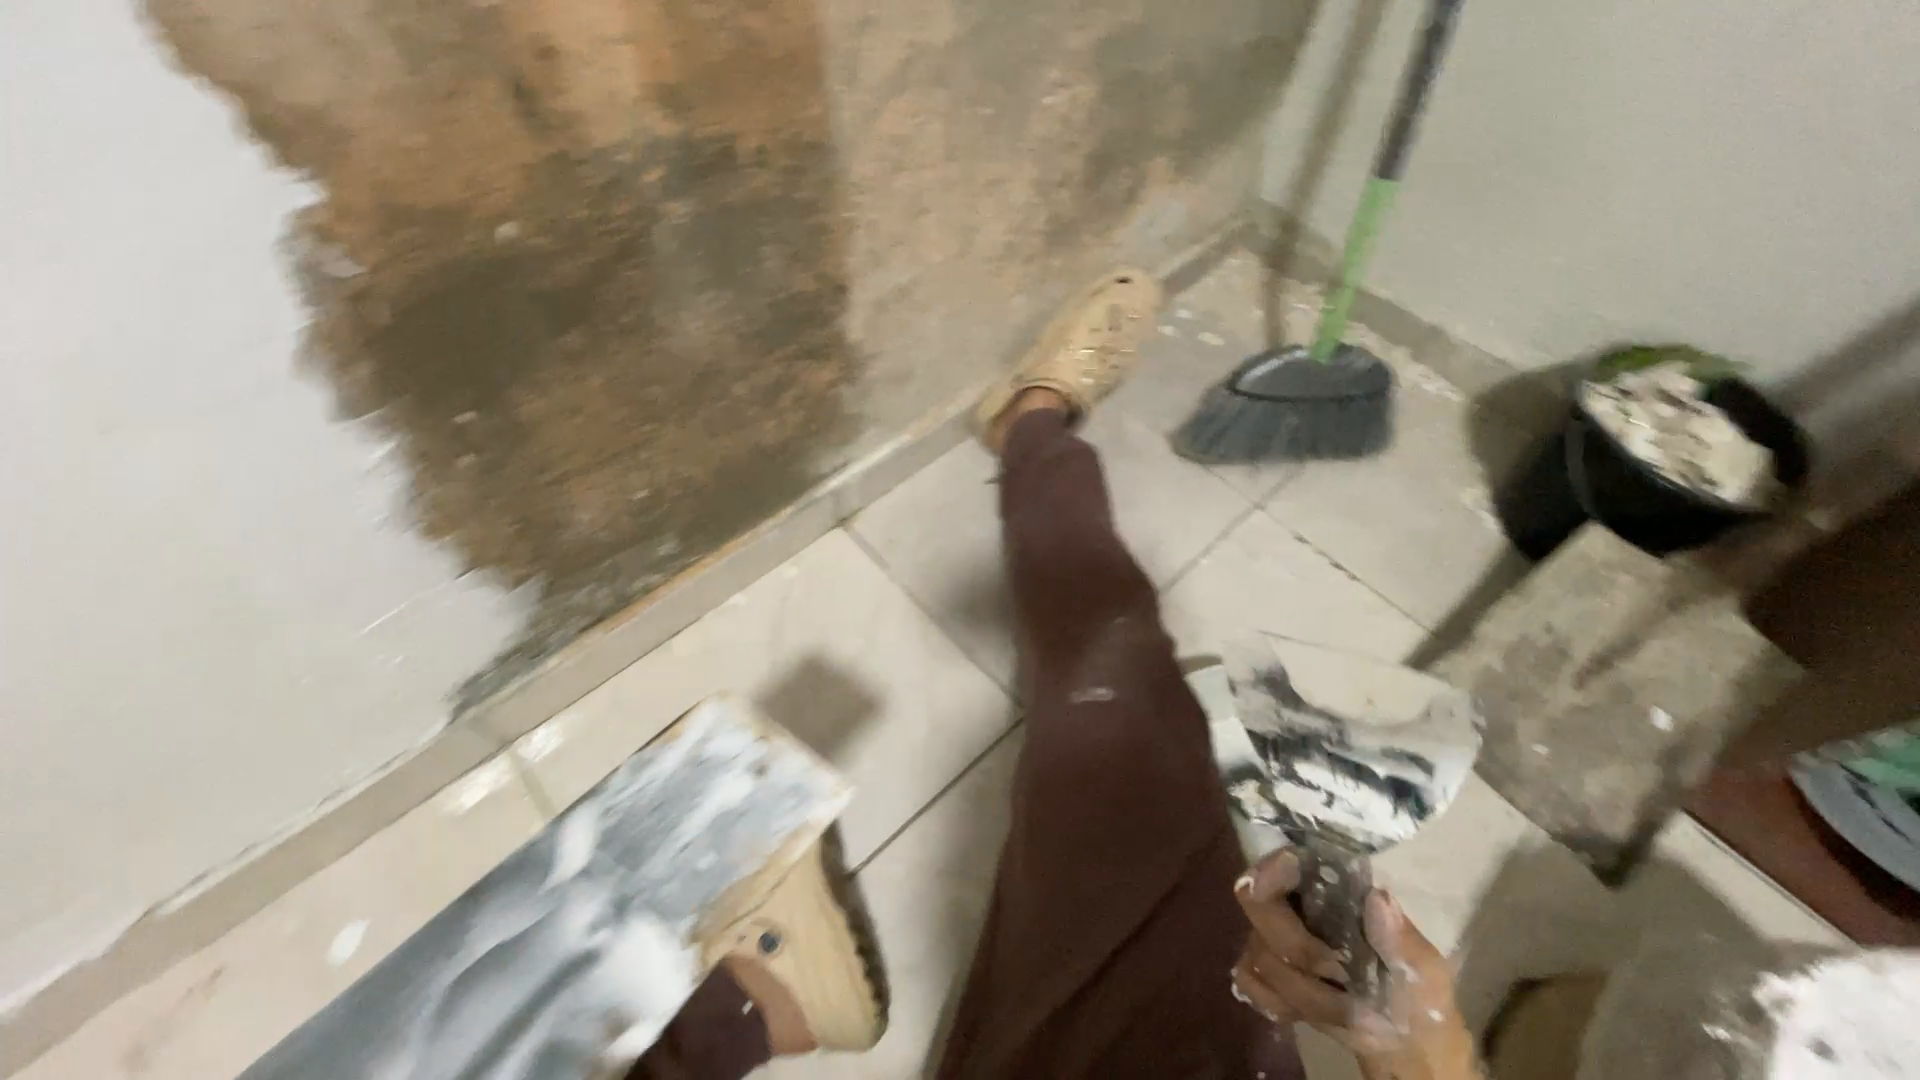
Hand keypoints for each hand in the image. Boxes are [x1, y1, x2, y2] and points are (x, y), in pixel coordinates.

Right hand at [1231, 850, 1478, 1079]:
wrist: (1405, 1044)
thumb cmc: (1417, 995)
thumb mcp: (1423, 970)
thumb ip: (1400, 937)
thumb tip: (1378, 897)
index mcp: (1327, 891)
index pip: (1281, 863)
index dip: (1273, 868)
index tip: (1288, 877)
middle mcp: (1290, 907)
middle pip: (1258, 906)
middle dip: (1296, 948)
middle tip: (1338, 973)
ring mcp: (1271, 941)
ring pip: (1258, 954)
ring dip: (1304, 992)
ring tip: (1345, 1008)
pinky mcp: (1264, 976)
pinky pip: (1249, 983)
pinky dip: (1280, 1003)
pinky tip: (1307, 1013)